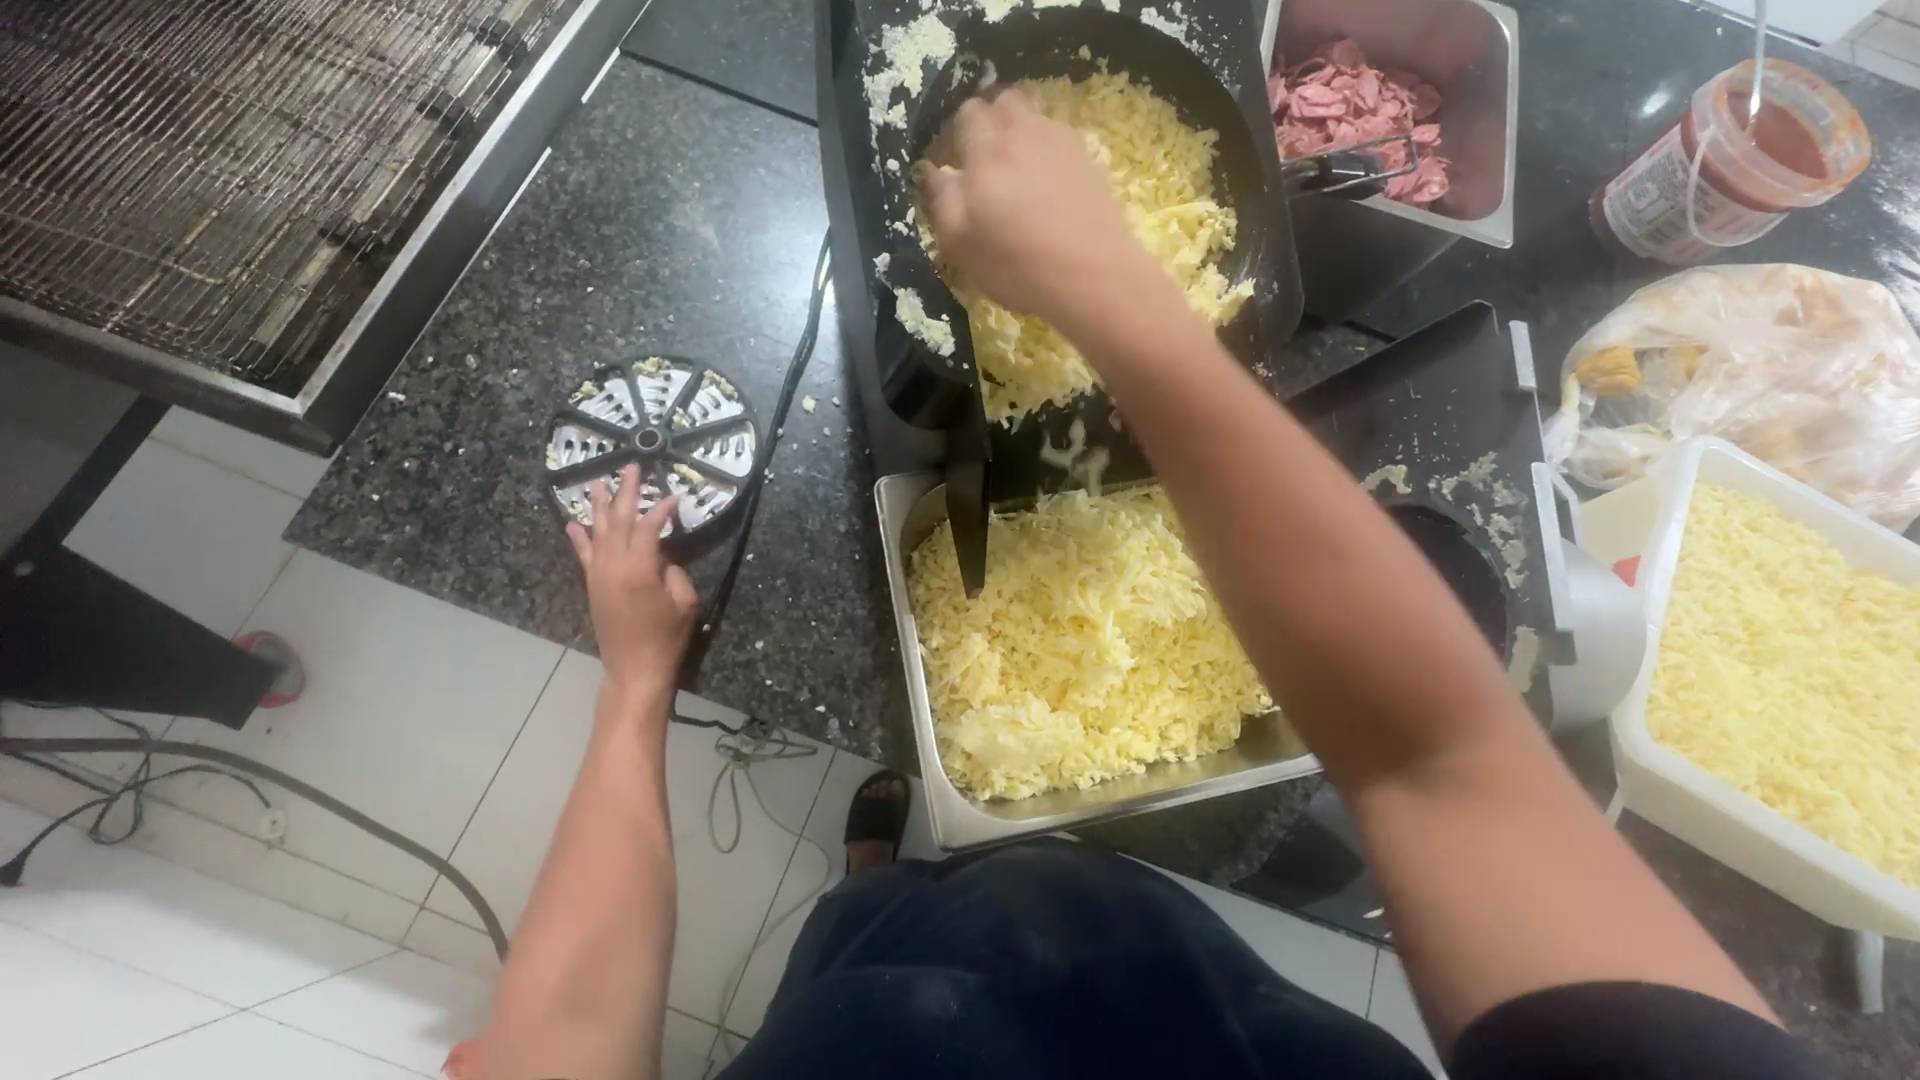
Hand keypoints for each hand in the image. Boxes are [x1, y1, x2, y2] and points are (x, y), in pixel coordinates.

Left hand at [566, 465, 699, 701]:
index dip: (662, 509)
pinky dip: (579, 538)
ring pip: (597, 532)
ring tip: (597, 482)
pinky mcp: (593, 586)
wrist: (635, 669)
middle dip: (625, 492)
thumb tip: (662, 557)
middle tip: (630, 467)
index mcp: (640, 569)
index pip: (649, 527)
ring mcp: (599, 575)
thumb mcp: (685, 602)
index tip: (675, 496)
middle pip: (618, 520)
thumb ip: (674, 571)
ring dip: (598, 506)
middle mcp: (613, 566)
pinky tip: (574, 523)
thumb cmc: (667, 637)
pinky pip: (584, 555)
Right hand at [926, 90, 1173, 330]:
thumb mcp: (963, 247)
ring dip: (1022, 128)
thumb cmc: (1018, 267)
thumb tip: (937, 172)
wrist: (1093, 276)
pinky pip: (1061, 136)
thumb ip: (944, 203)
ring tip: (1020, 163)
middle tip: (988, 152)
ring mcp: (1060, 143)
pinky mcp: (1089, 159)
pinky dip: (1049, 145)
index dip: (962, 129)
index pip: (968, 114)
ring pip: (1035, 115)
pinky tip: (1050, 175)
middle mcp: (1023, 135)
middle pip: (1004, 101)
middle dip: (993, 117)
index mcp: (986, 154)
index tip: (961, 153)